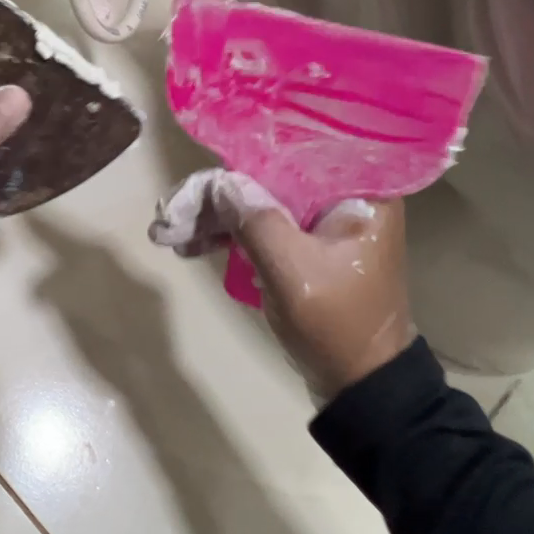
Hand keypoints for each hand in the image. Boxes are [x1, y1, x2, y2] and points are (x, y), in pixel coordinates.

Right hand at [152, 170, 414, 398]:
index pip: (300, 147)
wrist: (362, 386)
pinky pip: (265, 226)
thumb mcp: (292, 272)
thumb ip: (256, 222)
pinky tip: (192, 243)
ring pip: (263, 201)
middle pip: (273, 175)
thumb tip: (219, 183)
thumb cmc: (338, 325)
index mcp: (363, 193)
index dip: (250, 150)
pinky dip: (231, 234)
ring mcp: (326, 224)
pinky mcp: (310, 246)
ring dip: (218, 215)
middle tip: (173, 210)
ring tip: (171, 230)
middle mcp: (348, 198)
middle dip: (221, 192)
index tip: (208, 163)